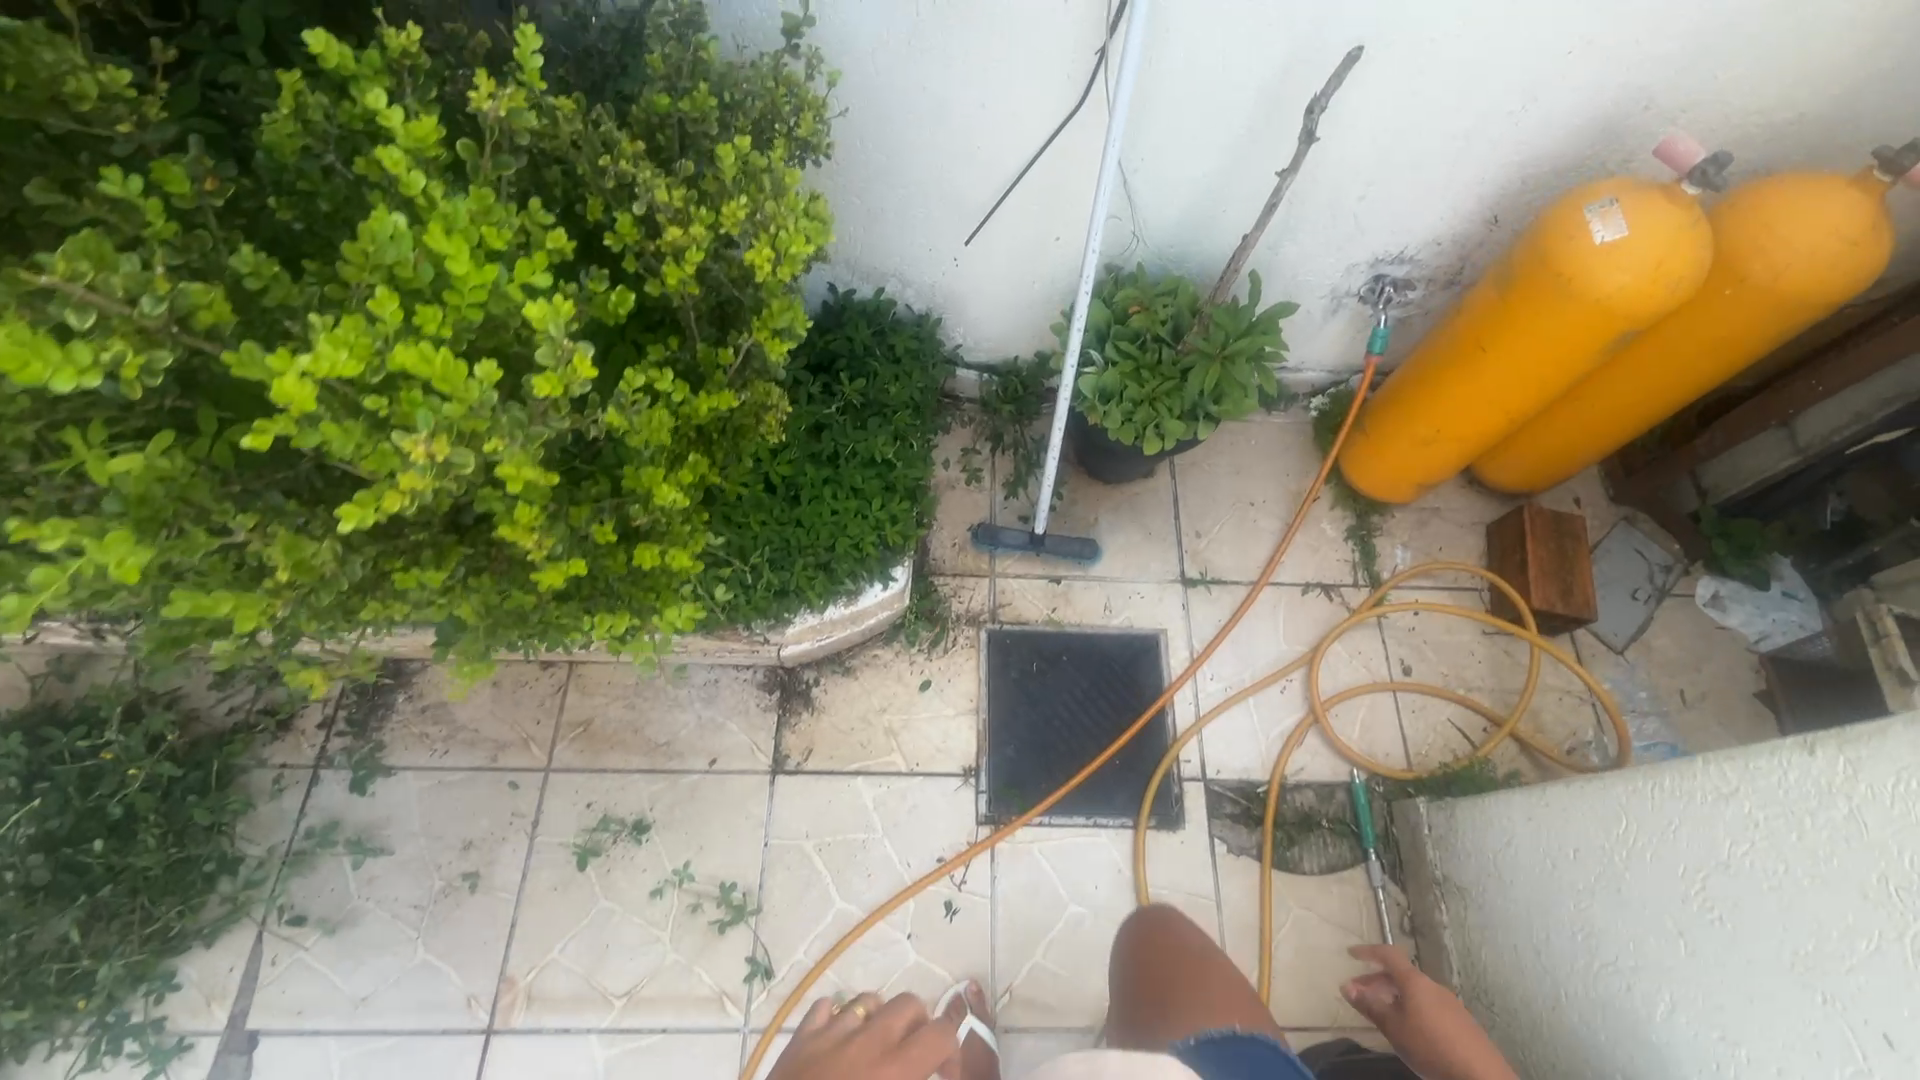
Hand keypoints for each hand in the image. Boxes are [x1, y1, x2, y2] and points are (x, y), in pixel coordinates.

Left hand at [767, 992, 959, 1079]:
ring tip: (877, 1046)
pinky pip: (826, 1007)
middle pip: (910, 1004)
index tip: (945, 1077)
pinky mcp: (800, 1038)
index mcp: (894, 1069)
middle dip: (920, 1026)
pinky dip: (838, 1018)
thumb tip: (930, 1078)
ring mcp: (831, 1033)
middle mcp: (867, 1041)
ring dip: (881, 1018)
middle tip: (914, 1058)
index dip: (952, 1052)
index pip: (941, 1034)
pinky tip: (839, 1041)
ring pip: (869, 999)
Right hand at [1342, 945, 1517, 1079]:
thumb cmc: (1431, 1047)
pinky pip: (1429, 1005)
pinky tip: (1410, 1028)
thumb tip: (1347, 986)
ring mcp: (1451, 1004)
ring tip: (1382, 1013)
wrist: (1482, 1077)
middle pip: (1400, 974)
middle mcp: (1433, 986)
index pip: (1388, 955)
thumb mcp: (1394, 1028)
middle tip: (1359, 993)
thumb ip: (1370, 1006)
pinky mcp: (1462, 1022)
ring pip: (1415, 992)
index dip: (1368, 951)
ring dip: (1394, 996)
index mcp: (1415, 982)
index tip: (1351, 954)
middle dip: (1377, 981)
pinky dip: (1411, 1007)